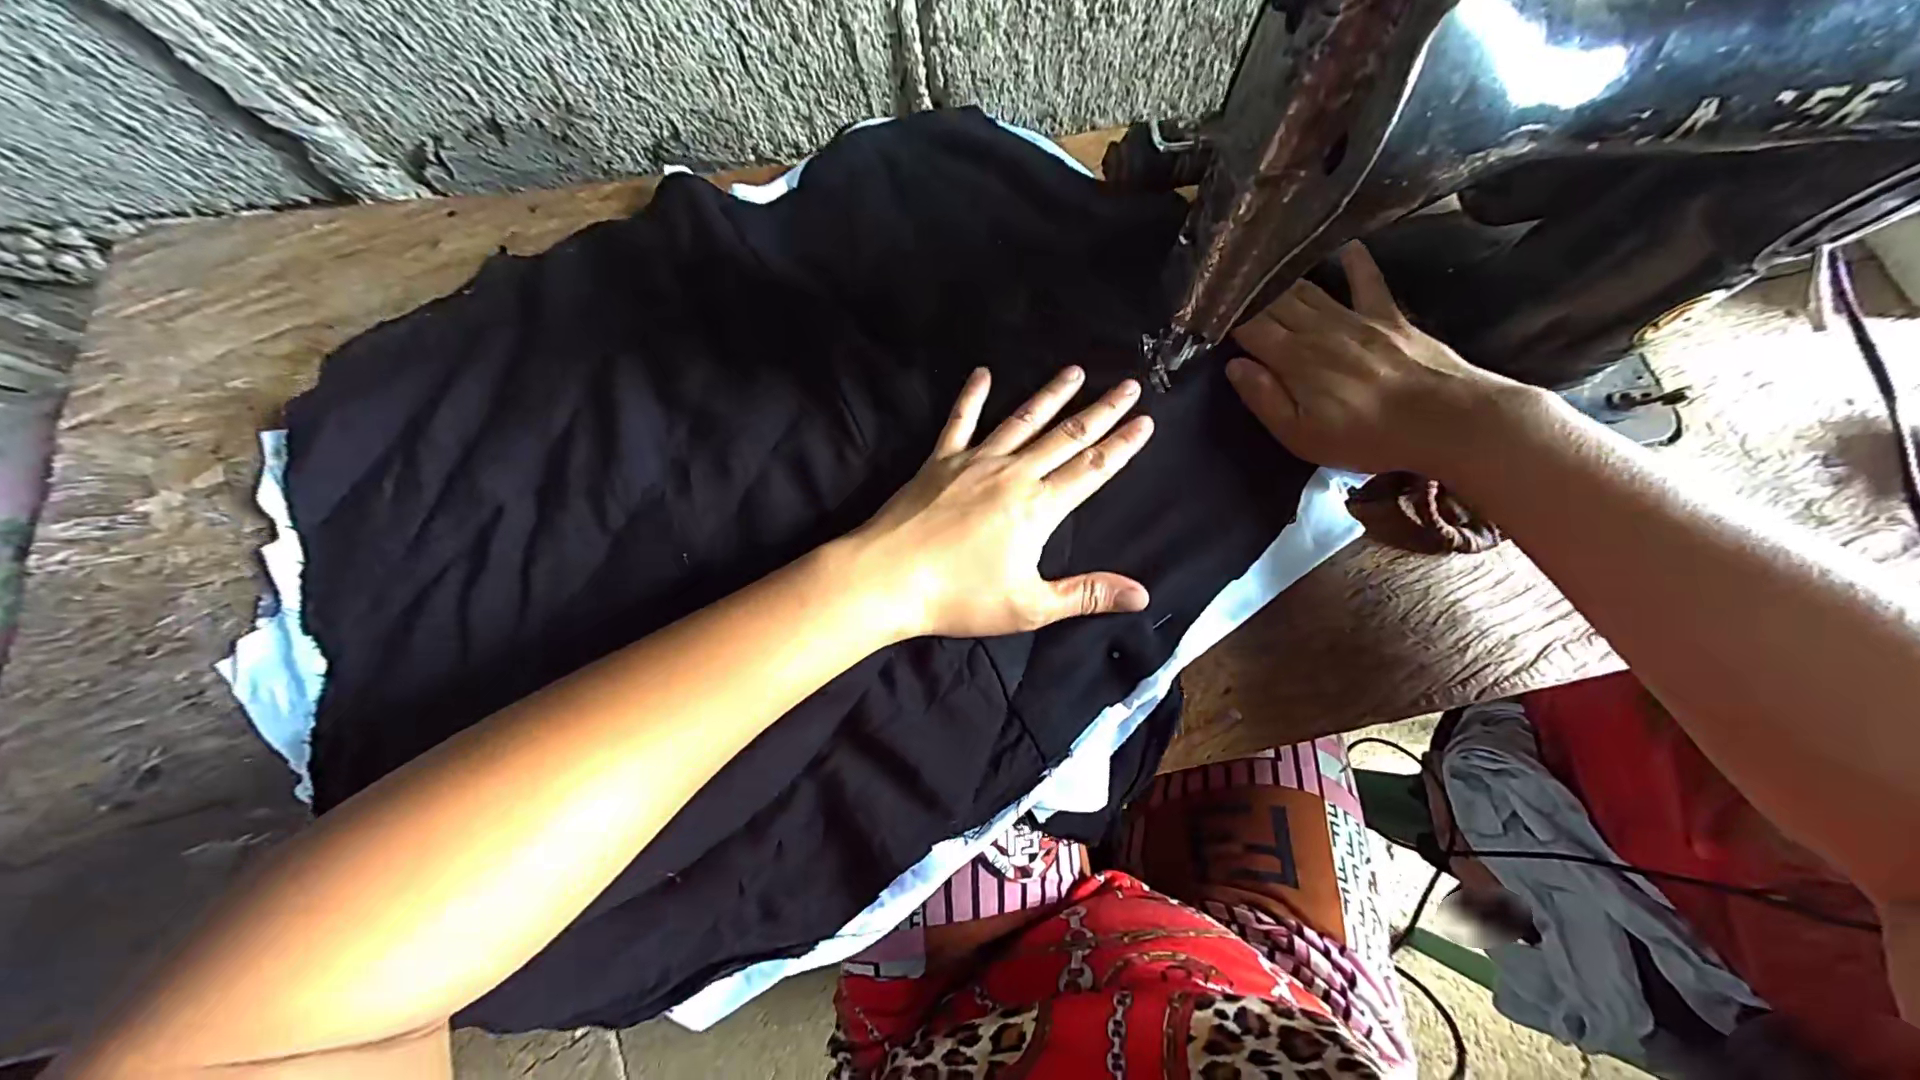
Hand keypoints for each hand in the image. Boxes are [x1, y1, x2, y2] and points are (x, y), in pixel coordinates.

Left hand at [844, 365, 1154, 639]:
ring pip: (1022, 420)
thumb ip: (1086, 594)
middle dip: (1101, 410)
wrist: (887, 578)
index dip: (1123, 445)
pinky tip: (982, 374)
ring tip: (1073, 371)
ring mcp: (974, 462)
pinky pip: (960, 421)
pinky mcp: (940, 462)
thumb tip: (1141, 595)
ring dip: (1051, 395)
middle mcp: (1012, 475)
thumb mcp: (1029, 607)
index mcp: (1038, 508)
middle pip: (1066, 436)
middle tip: (1127, 384)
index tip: (1145, 421)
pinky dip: (971, 396)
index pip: (1093, 470)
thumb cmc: (958, 597)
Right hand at [1224, 241, 1536, 476]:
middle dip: (1248, 291)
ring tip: (1261, 264)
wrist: (1446, 420)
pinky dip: (1353, 261)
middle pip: (1275, 303)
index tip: (1207, 307)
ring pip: (1308, 289)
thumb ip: (1264, 399)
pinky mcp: (1389, 316)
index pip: (1250, 328)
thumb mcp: (1300, 435)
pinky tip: (1343, 245)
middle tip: (1228, 280)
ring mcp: (1356, 318)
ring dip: (1283, 276)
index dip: (1226, 316)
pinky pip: (1367, 280)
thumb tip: (1234, 366)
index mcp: (1293, 359)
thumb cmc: (1365, 436)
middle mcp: (1319, 330)